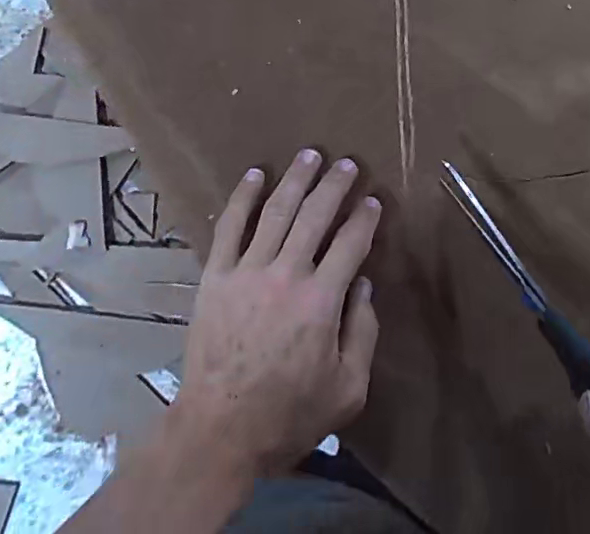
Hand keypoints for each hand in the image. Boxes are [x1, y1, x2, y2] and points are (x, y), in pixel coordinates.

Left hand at [62, 150, 382, 533]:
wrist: (217, 434)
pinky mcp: (215, 278)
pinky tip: (255, 175)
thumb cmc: (288, 414)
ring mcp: (247, 272)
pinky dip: (242, 198)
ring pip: (276, 211)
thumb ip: (363, 332)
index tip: (373, 200)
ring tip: (310, 155)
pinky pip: (230, 228)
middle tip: (347, 163)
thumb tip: (363, 284)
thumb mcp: (348, 388)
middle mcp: (286, 275)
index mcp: (321, 300)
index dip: (365, 217)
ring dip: (296, 179)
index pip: (351, 243)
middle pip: (315, 215)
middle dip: (335, 185)